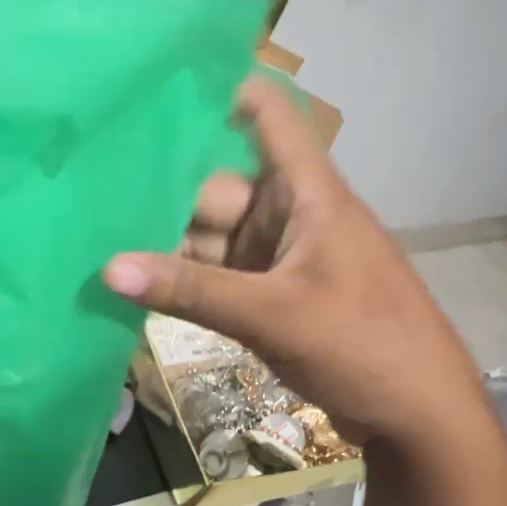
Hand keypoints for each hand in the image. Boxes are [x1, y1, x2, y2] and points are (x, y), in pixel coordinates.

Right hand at [103, 81, 481, 443]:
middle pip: (219, 188)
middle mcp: (291, 217)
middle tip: (92, 190)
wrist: (414, 411)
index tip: (156, 93)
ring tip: (98, 239)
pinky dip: (187, 283)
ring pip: (214, 239)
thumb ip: (192, 291)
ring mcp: (280, 262)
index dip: (222, 94)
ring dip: (168, 245)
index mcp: (309, 194)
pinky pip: (219, 280)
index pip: (268, 118)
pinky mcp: (272, 300)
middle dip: (165, 191)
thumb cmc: (361, 343)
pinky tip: (137, 285)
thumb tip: (109, 269)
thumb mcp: (273, 313)